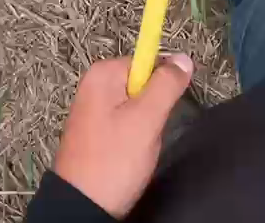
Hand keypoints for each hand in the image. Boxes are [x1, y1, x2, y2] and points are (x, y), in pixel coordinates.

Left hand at [52, 54, 193, 217]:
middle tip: (146, 133)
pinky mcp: (94, 132)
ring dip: (144, 129)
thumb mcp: (146, 119)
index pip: (147, 62)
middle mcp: (94, 85)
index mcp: (103, 73)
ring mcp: (92, 109)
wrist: (81, 208)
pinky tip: (127, 158)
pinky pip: (125, 126)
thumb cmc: (112, 161)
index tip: (162, 109)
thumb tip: (183, 58)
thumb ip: (166, 85)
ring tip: (135, 150)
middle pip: (142, 86)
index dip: (161, 86)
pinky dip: (132, 141)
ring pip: (136, 110)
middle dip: (153, 111)